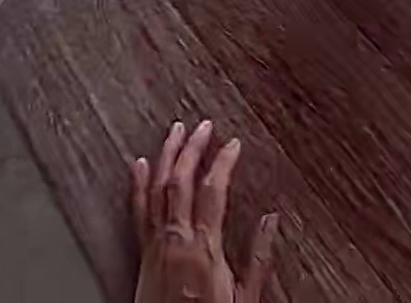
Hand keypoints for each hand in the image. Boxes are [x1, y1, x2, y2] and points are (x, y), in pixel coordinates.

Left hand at [130, 120, 277, 302]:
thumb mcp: (246, 300)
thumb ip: (259, 258)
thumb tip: (272, 220)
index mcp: (204, 247)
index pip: (214, 190)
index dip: (223, 161)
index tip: (233, 143)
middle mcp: (177, 238)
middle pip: (182, 180)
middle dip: (193, 147)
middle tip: (205, 125)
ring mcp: (157, 243)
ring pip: (158, 186)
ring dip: (167, 154)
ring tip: (176, 130)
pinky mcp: (143, 252)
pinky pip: (138, 210)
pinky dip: (137, 184)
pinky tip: (138, 162)